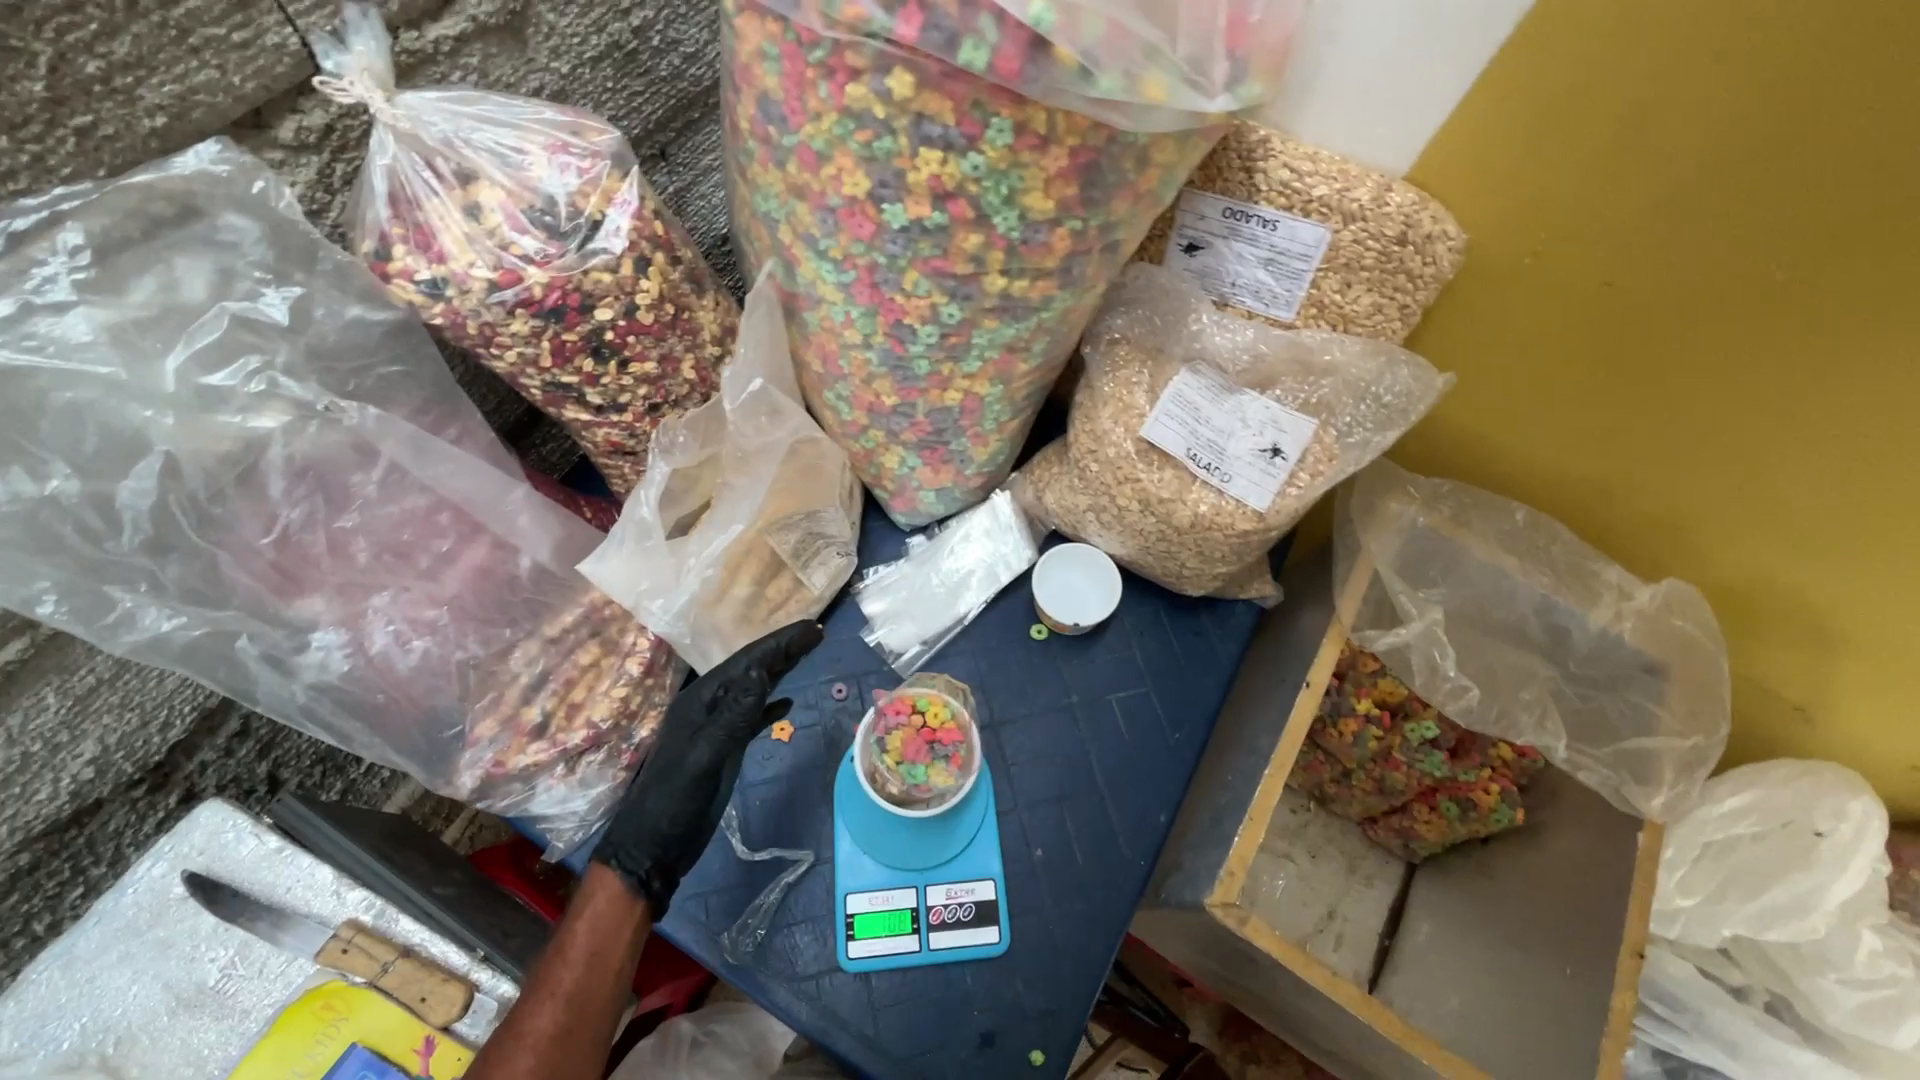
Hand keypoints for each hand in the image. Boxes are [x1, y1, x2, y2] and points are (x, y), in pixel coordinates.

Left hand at [592, 620, 823, 916]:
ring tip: (807, 655)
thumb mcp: (706, 755)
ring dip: (780, 671)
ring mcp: (716, 727)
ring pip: (753, 689)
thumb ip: (734, 714)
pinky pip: (752, 716)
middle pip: (752, 669)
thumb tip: (761, 671)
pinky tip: (787, 701)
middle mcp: (709, 706)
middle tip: (816, 633)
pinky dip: (770, 704)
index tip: (812, 628)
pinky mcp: (723, 748)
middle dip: (783, 650)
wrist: (653, 846)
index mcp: (702, 701)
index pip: (748, 662)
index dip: (780, 643)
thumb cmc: (676, 801)